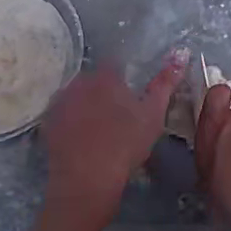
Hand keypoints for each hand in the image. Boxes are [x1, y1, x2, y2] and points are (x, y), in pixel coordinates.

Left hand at [38, 53, 185, 230]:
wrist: (87, 179)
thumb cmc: (126, 143)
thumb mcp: (153, 113)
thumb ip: (166, 81)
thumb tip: (182, 52)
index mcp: (105, 75)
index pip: (115, 64)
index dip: (123, 79)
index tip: (131, 97)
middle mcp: (78, 82)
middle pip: (93, 80)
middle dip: (104, 91)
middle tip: (118, 116)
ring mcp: (59, 102)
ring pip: (77, 97)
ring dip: (86, 105)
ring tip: (100, 129)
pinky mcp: (48, 123)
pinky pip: (63, 115)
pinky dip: (71, 122)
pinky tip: (83, 139)